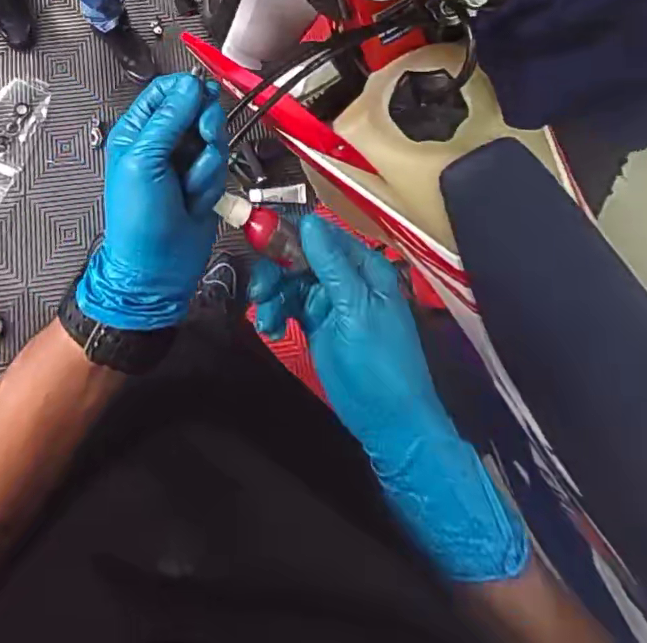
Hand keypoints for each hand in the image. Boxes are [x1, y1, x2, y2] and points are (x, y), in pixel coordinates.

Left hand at [76, 74, 227, 329]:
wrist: (158, 269)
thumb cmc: (137, 221)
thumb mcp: (145, 161)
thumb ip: (168, 119)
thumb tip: (187, 85)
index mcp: (137, 132)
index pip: (165, 91)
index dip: (186, 89)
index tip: (202, 95)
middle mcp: (162, 143)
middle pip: (197, 110)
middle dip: (204, 128)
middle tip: (201, 142)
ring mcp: (184, 162)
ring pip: (214, 138)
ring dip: (207, 164)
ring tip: (190, 186)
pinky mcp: (203, 180)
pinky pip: (221, 166)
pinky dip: (212, 183)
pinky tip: (196, 200)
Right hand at [249, 216, 529, 581]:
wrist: (390, 425)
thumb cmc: (380, 366)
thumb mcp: (356, 311)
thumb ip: (332, 265)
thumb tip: (309, 221)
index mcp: (364, 267)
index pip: (321, 234)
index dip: (288, 235)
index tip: (257, 241)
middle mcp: (346, 277)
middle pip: (299, 256)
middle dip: (276, 271)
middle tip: (259, 292)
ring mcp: (330, 300)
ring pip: (289, 280)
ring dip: (272, 296)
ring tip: (267, 321)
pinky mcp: (316, 321)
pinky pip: (288, 304)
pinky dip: (275, 312)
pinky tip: (270, 329)